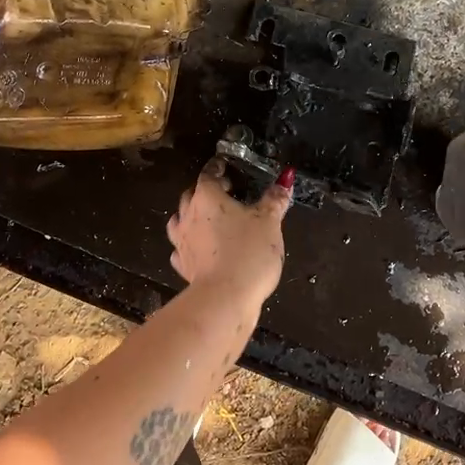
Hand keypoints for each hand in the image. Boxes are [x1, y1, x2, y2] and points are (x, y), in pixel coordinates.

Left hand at [166, 162, 292, 308]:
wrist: (226, 297)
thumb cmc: (249, 251)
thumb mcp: (269, 222)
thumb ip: (275, 200)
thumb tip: (286, 178)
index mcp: (208, 197)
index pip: (209, 174)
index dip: (217, 168)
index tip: (224, 166)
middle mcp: (189, 215)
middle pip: (191, 195)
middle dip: (204, 191)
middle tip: (223, 193)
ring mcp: (182, 241)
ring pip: (179, 220)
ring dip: (190, 216)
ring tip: (206, 219)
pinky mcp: (182, 266)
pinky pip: (180, 249)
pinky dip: (188, 245)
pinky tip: (198, 250)